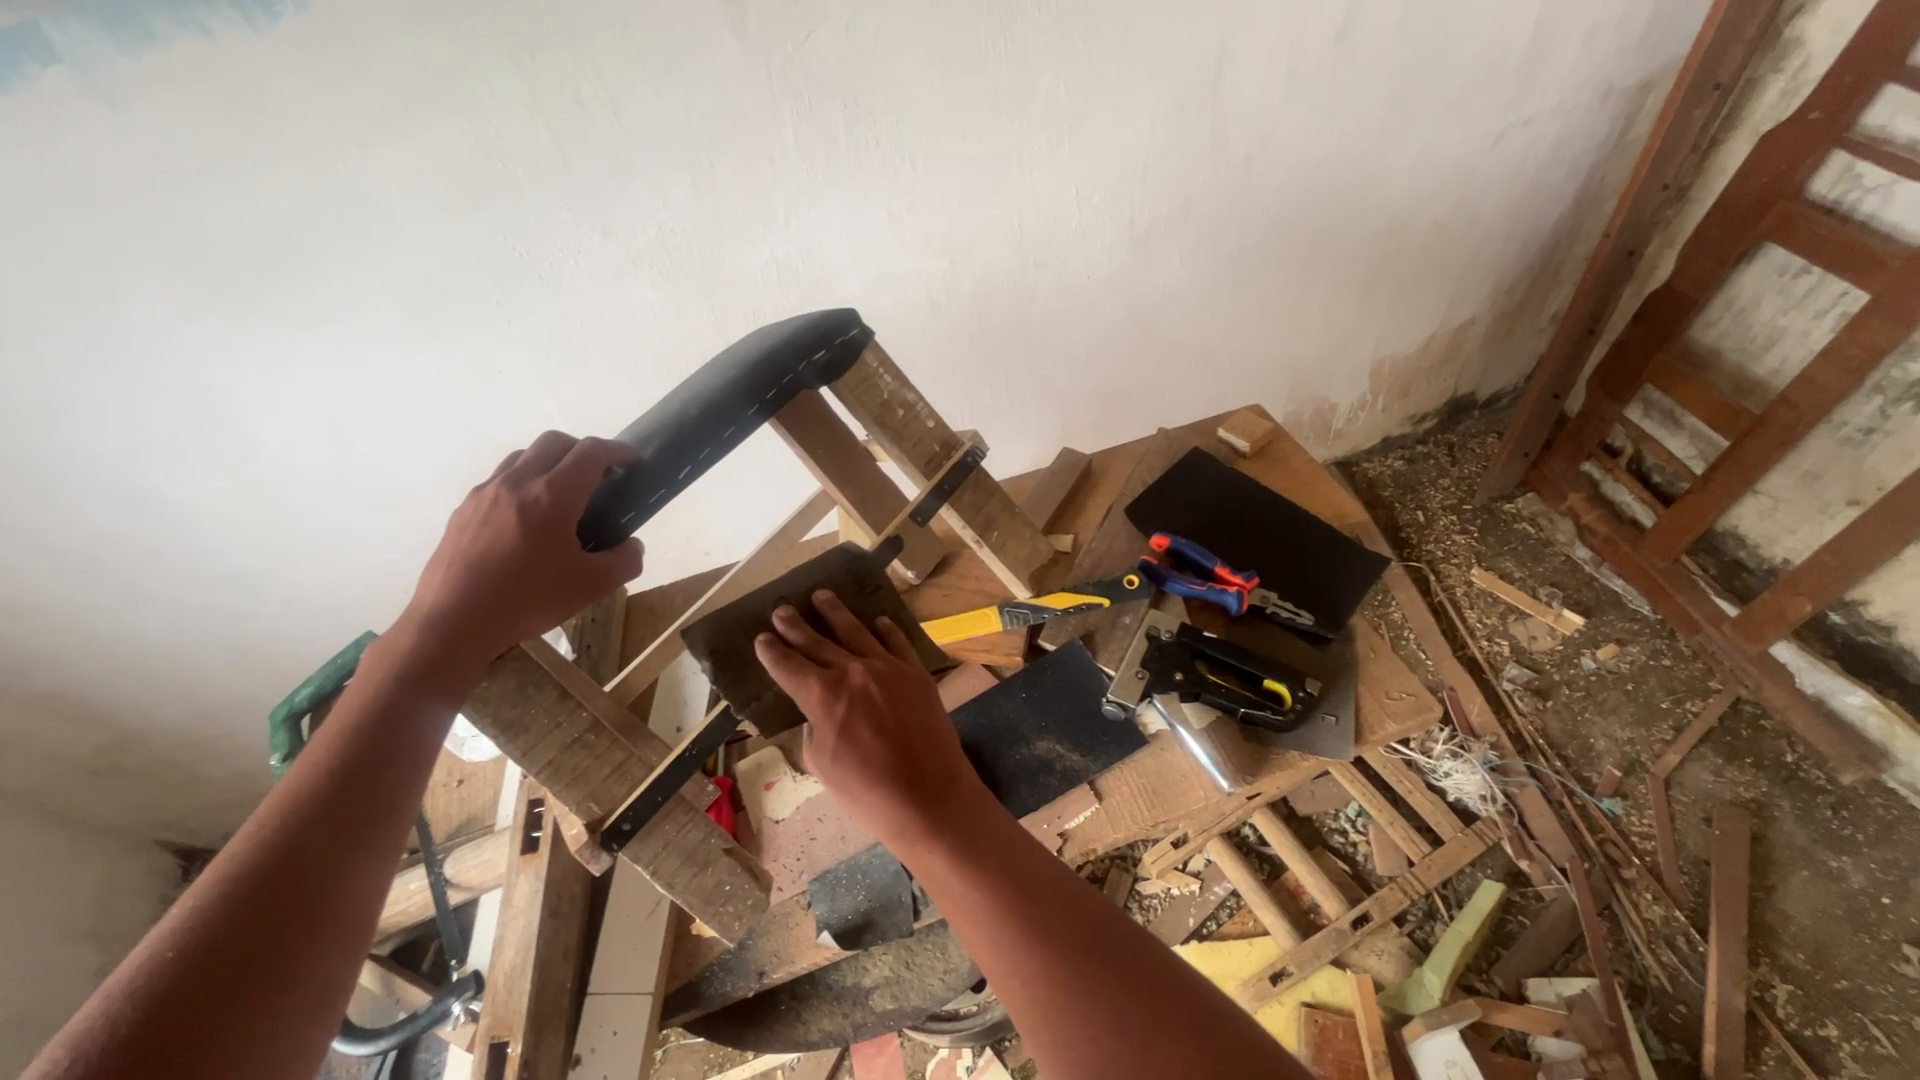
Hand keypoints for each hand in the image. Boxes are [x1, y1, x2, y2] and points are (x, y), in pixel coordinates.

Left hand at [392, 432, 643, 681]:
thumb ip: (624, 561)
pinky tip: (525, 521)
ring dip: (549, 463)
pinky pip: (498, 481)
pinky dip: (521, 485)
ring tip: (561, 495)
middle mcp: (517, 483)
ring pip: (522, 457)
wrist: (452, 622)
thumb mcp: (591, 586)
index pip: (591, 452)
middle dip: (582, 449)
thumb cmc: (527, 600)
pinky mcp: (463, 511)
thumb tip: (632, 546)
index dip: (617, 450)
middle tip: (599, 475)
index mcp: (553, 495)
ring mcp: (485, 494)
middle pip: (554, 442)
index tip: (631, 460)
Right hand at [755, 590, 990, 845]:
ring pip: (856, 631)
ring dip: (835, 612)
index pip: (787, 665)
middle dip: (795, 625)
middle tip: (782, 609)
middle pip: (817, 641)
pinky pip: (897, 642)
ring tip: (822, 595)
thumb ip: (814, 731)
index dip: (771, 651)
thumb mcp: (822, 764)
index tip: (762, 638)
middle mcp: (852, 671)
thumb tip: (819, 716)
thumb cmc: (868, 792)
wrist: (929, 796)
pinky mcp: (916, 673)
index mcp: (822, 696)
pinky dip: (886, 629)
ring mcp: (888, 668)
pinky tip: (878, 621)